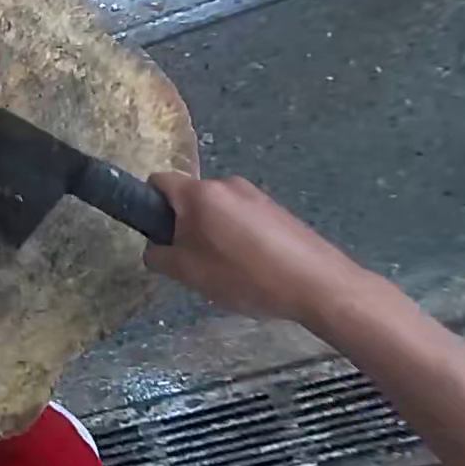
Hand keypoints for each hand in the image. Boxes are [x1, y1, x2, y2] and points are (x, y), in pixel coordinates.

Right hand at [144, 173, 362, 321]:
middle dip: (183, 224)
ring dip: (211, 232)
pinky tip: (251, 268)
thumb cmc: (244, 275)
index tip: (156, 233)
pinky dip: (237, 237)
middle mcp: (226, 184)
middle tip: (190, 261)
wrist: (317, 284)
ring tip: (225, 270)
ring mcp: (254, 194)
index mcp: (199, 193)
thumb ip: (159, 256)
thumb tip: (155, 248)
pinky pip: (242, 217)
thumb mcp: (188, 273)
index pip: (158, 181)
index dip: (148, 203)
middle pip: (189, 197)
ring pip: (217, 209)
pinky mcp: (276, 209)